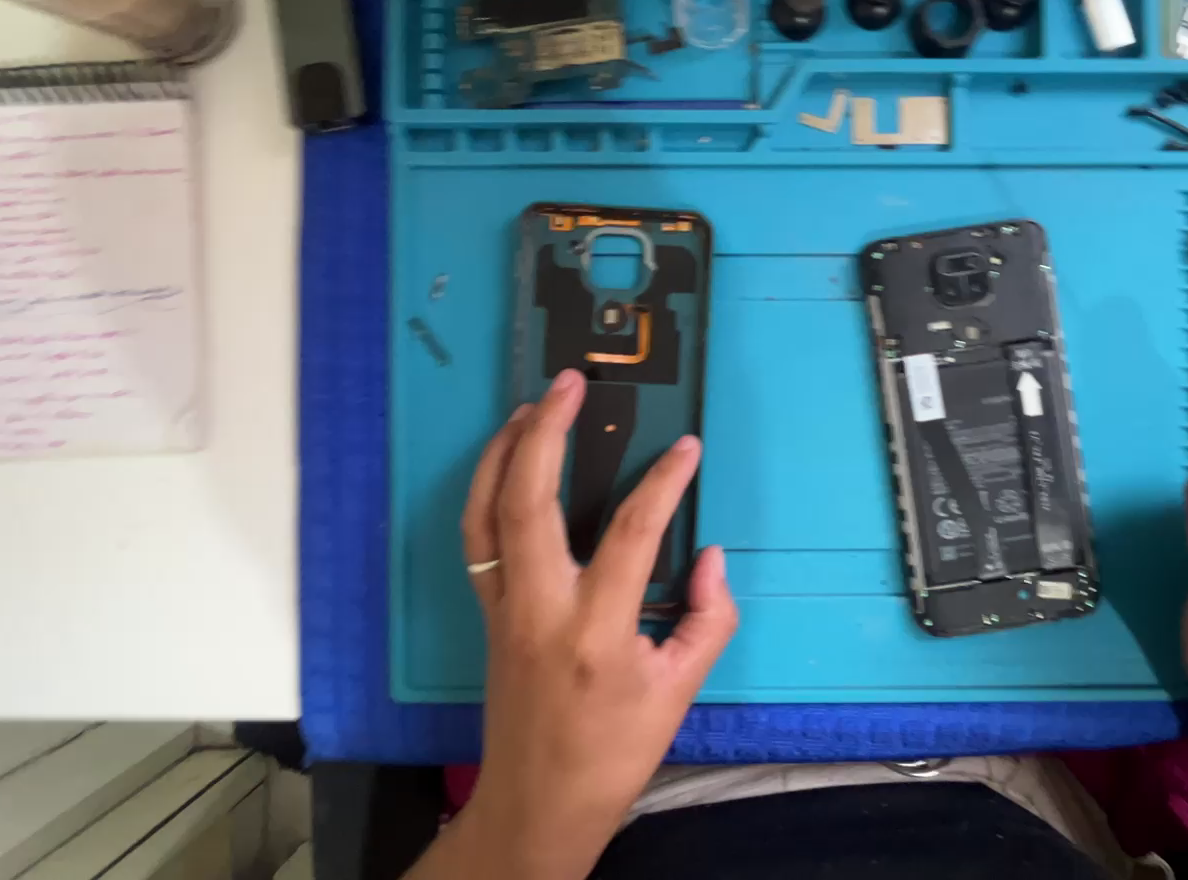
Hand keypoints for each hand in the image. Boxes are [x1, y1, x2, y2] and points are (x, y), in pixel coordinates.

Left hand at [423, 369, 737, 879]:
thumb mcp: (680, 691)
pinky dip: (489, 486)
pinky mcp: (487, 609)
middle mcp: (538, 607)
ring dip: (504, 450)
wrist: (537, 804)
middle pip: (528, 504)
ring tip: (531, 405)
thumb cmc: (613, 751)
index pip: (630, 535)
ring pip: (486, 513)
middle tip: (569, 383)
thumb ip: (707, 618)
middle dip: (546, 433)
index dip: (662, 483)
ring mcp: (503, 606)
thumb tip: (709, 556)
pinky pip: (478, 536)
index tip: (685, 446)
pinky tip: (509, 461)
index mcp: (595, 630)